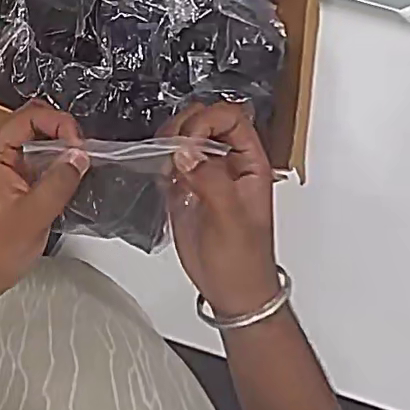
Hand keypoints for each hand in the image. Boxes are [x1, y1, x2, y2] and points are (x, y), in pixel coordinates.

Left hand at [0, 103, 87, 299]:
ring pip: (37, 141)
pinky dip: (55, 165)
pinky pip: (38, 161)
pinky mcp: (13, 181)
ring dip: (59, 149)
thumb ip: (58, 182)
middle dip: (60, 131)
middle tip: (79, 152)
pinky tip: (67, 180)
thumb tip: (78, 157)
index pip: (28, 116)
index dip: (57, 124)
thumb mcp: (33, 215)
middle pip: (33, 122)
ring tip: (76, 166)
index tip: (76, 145)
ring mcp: (4, 167)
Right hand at [162, 102, 281, 316]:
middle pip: (204, 119)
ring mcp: (204, 172)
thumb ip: (211, 181)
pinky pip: (169, 156)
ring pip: (184, 134)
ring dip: (170, 141)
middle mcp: (227, 163)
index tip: (191, 142)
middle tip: (175, 152)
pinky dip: (160, 157)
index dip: (208, 122)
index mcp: (250, 164)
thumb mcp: (232, 220)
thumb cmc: (243, 261)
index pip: (231, 118)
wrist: (230, 291)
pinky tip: (164, 177)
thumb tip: (186, 151)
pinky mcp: (183, 184)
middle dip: (185, 128)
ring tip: (169, 165)